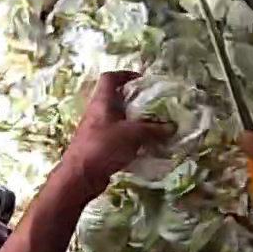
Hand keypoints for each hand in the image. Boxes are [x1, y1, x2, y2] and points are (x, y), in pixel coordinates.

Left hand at [59, 72, 172, 196]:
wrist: (80, 177)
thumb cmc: (103, 146)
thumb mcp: (132, 134)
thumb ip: (153, 129)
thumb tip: (172, 126)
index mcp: (102, 102)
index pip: (110, 78)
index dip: (125, 75)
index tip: (142, 80)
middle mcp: (97, 113)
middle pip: (116, 99)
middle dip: (135, 101)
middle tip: (154, 105)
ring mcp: (96, 131)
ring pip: (118, 120)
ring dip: (134, 122)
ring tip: (153, 126)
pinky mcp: (99, 148)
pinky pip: (118, 138)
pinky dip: (131, 140)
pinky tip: (144, 147)